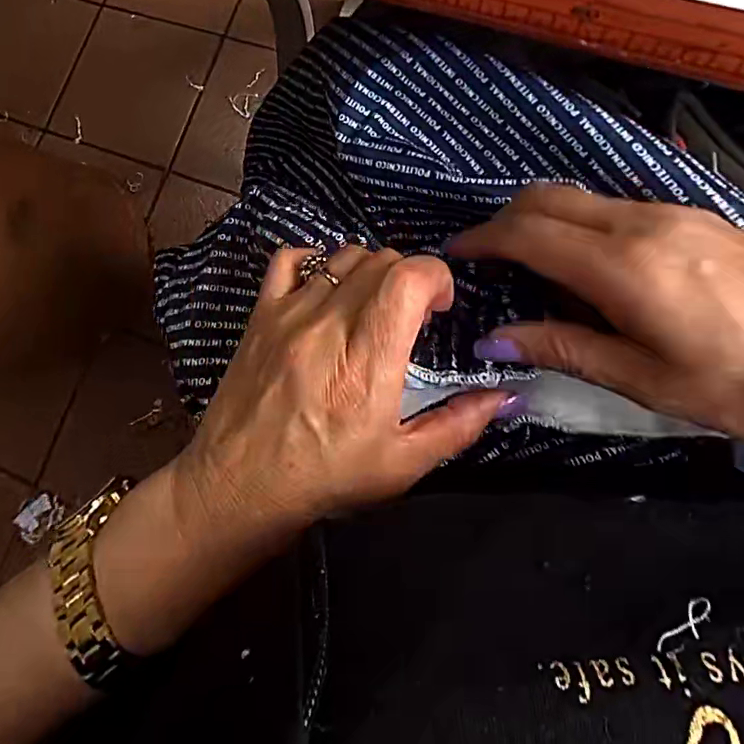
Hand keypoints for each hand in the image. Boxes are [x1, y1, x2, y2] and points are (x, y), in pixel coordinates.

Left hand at [169, 245, 511, 537]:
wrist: (238, 487)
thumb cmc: (324, 477)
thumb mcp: (402, 465)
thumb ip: (458, 425)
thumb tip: (505, 395)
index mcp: (368, 362)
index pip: (408, 278)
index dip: (436, 277)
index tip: (440, 307)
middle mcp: (329, 326)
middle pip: (382, 260)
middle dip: (410, 278)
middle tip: (411, 316)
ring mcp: (290, 314)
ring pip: (344, 256)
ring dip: (372, 271)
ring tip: (374, 305)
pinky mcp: (261, 314)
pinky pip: (291, 259)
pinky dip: (318, 261)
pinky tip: (329, 288)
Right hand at [446, 184, 743, 470]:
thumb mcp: (654, 383)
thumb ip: (569, 349)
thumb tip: (499, 339)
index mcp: (626, 265)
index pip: (530, 232)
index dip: (484, 240)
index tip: (456, 257)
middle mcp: (646, 222)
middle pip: (552, 199)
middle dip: (508, 221)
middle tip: (487, 262)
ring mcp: (681, 214)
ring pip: (588, 201)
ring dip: (549, 223)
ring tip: (536, 270)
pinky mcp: (706, 219)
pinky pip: (623, 209)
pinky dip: (589, 228)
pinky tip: (597, 268)